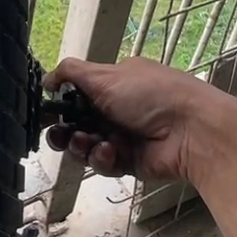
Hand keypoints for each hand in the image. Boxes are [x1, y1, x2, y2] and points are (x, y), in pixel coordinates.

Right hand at [44, 57, 236, 187]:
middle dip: (62, 129)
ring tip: (84, 142)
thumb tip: (46, 79)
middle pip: (75, 123)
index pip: (76, 94)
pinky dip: (102, 158)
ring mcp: (121, 136)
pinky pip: (102, 163)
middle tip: (56, 133)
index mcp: (113, 83)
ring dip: (79, 144)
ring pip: (84, 145)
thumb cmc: (150, 94)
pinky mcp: (127, 162)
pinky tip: (110, 152)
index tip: (43, 112)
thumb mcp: (106, 74)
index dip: (58, 104)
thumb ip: (71, 73)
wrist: (193, 132)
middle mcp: (115, 109)